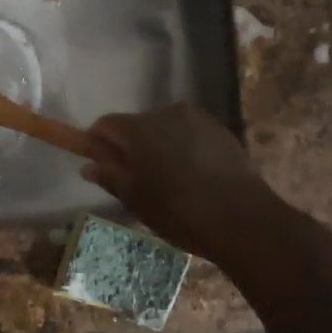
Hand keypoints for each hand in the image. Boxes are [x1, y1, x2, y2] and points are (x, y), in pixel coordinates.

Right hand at [82, 103, 284, 261]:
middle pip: (136, 124)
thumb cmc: (179, 212)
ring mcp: (197, 119)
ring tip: (168, 178)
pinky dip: (183, 147)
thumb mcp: (138, 200)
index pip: (106, 125)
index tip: (100, 163)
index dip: (97, 142)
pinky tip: (192, 175)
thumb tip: (89, 166)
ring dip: (159, 145)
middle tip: (136, 178)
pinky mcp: (221, 130)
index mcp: (140, 129)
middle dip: (131, 145)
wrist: (242, 219)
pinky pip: (189, 133)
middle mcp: (166, 113)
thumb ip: (112, 177)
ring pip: (165, 128)